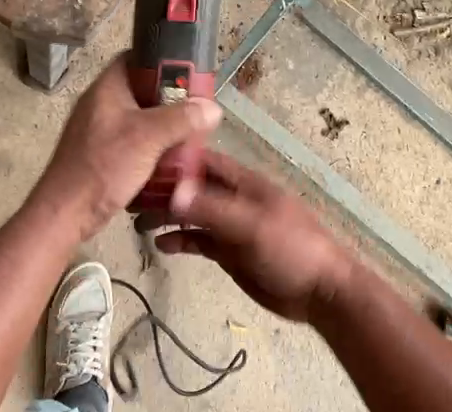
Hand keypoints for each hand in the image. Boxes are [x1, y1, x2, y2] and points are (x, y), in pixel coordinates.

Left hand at [31, 53, 221, 239]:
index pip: (135, 57)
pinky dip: (152, 146)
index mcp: (106, 88)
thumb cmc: (102, 166)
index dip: (161, 59)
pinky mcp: (100, 154)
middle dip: (170, 98)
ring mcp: (99, 130)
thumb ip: (181, 119)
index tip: (188, 70)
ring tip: (189, 133)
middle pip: (141, 89)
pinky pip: (133, 141)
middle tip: (195, 107)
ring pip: (139, 117)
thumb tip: (213, 108)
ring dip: (163, 125)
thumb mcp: (147, 138)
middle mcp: (101, 104)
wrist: (65, 214)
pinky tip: (169, 158)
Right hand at [157, 151, 358, 321]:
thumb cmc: (292, 248)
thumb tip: (172, 190)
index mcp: (244, 183)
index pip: (204, 161)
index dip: (176, 160)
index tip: (143, 162)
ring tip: (137, 220)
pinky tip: (161, 246)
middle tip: (131, 196)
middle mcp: (234, 199)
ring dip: (169, 215)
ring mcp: (231, 226)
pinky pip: (200, 241)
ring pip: (194, 214)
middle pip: (194, 187)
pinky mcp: (230, 252)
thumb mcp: (251, 226)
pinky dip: (181, 240)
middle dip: (166, 189)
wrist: (320, 292)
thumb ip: (212, 209)